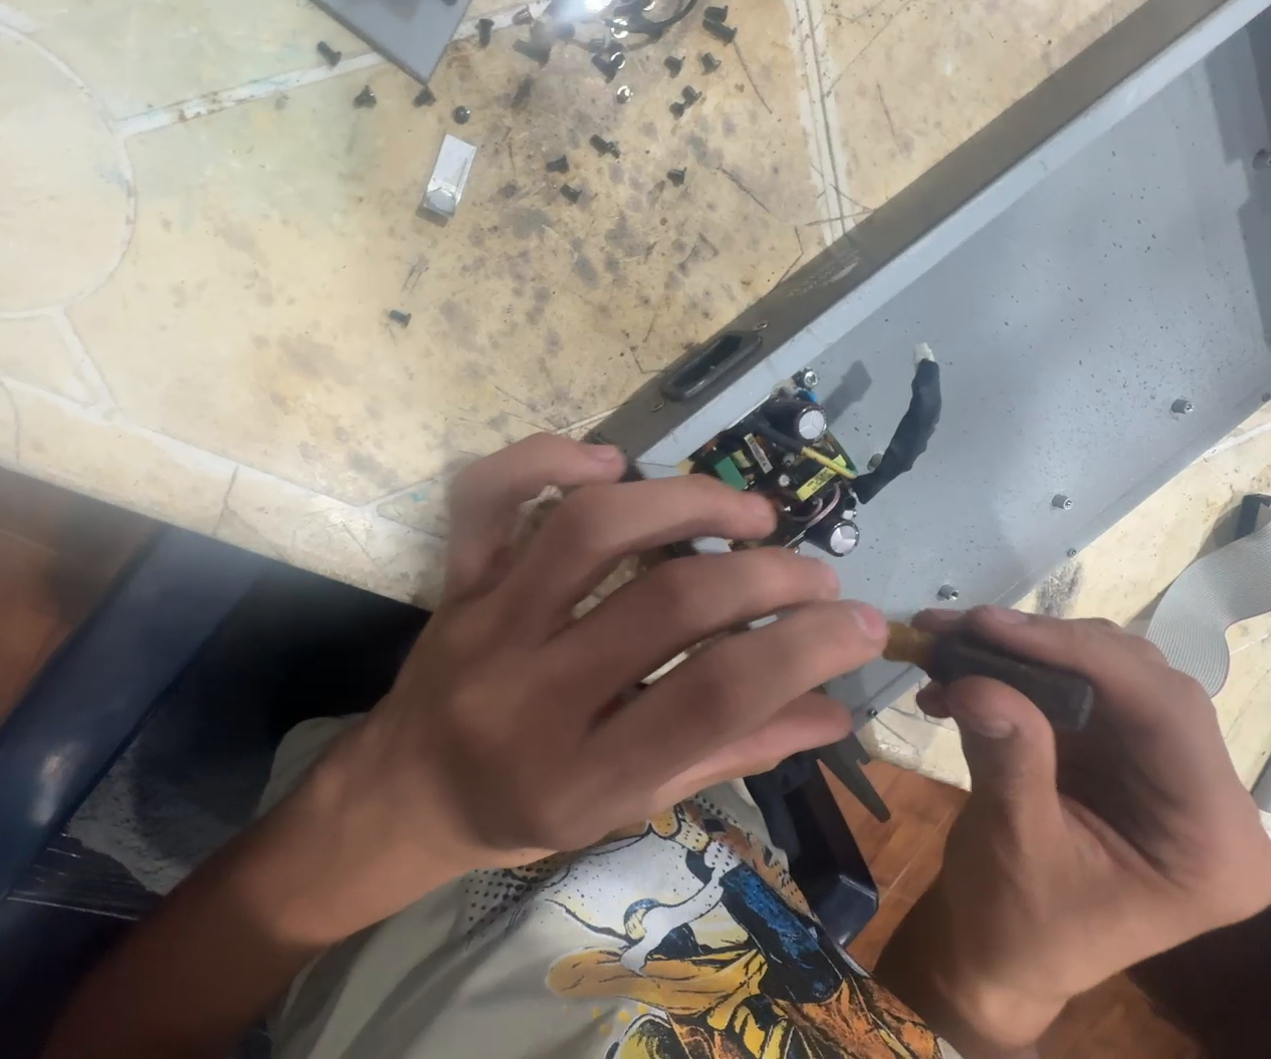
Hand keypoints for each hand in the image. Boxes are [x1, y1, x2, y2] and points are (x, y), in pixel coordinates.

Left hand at [292, 434, 883, 934]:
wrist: (407, 791)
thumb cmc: (521, 812)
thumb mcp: (624, 807)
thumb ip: (726, 755)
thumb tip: (834, 708)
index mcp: (579, 773)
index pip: (712, 698)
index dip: (804, 651)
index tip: (863, 625)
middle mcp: (530, 690)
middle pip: (665, 604)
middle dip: (764, 578)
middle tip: (816, 574)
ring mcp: (486, 621)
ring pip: (588, 529)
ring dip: (684, 503)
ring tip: (748, 515)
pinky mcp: (458, 579)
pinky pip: (488, 495)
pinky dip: (545, 458)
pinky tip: (609, 461)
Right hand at [877, 606, 1270, 1054]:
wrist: (994, 955)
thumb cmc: (1014, 926)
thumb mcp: (1012, 846)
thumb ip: (1007, 758)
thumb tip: (975, 678)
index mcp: (1213, 842)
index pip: (1167, 714)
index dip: (1080, 655)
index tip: (991, 624)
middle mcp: (1207, 799)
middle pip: (1144, 685)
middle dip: (1045, 647)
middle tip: (961, 628)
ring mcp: (1164, 776)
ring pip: (1110, 678)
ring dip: (1024, 655)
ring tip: (949, 647)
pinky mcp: (1120, 760)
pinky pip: (1077, 695)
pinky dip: (1014, 677)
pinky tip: (958, 682)